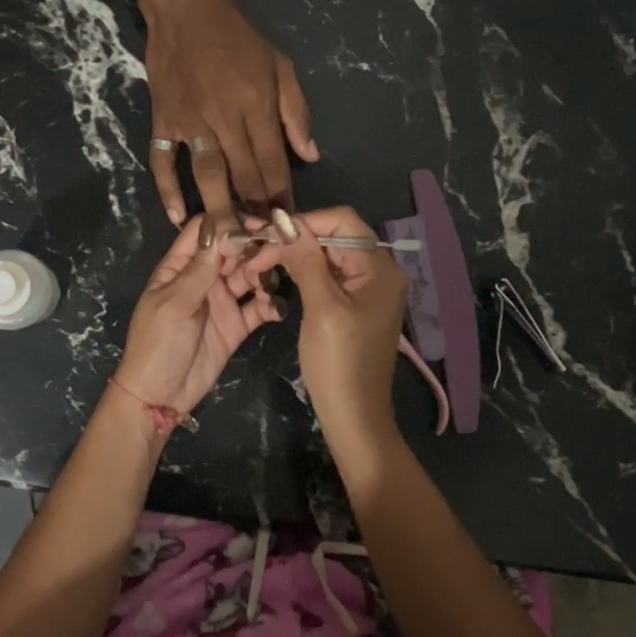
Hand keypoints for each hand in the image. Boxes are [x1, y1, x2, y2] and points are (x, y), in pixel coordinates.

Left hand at [113, 216, 280, 417]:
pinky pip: (259, 307)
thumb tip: (222, 229)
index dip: (228, 223)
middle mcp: (203, 278)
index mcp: (179, 267)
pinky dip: (271, 304)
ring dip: (264, 274)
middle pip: (233, 251)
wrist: (158, 396)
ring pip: (250, 275)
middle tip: (276, 249)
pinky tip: (275, 308)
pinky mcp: (236, 325)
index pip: (204, 232)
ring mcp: (222, 301)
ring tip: (271, 283)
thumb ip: (200, 269)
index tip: (255, 222)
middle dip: (254, 247)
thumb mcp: (174, 303)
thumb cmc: (157, 344)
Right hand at [142, 0, 317, 228]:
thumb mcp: (280, 65)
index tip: (287, 226)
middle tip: (262, 244)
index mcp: (257, 105)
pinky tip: (179, 216)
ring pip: (207, 176)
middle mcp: (225, 119)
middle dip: (255, 213)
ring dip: (219, 211)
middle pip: (243, 176)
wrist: (186, 9)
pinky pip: (164, 161)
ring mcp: (191, 122)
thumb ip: (296, 112)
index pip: (273, 164)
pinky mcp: (164, 120)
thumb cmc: (239, 38)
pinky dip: (168, 190)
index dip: (281, 198)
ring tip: (227, 242)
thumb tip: (310, 154)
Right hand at [254, 207, 406, 425]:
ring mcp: (367, 289)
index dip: (304, 221)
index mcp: (379, 267)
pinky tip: (277, 278)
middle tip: (256, 253)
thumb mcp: (321, 308)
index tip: (267, 233)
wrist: (354, 415)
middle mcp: (378, 271)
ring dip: (295, 256)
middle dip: (295, 240)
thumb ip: (306, 261)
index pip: (342, 221)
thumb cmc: (339, 362)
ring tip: (259, 265)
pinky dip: (303, 273)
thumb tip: (286, 224)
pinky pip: (328, 276)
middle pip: (334, 236)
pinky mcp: (354, 304)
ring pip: (327, 255)